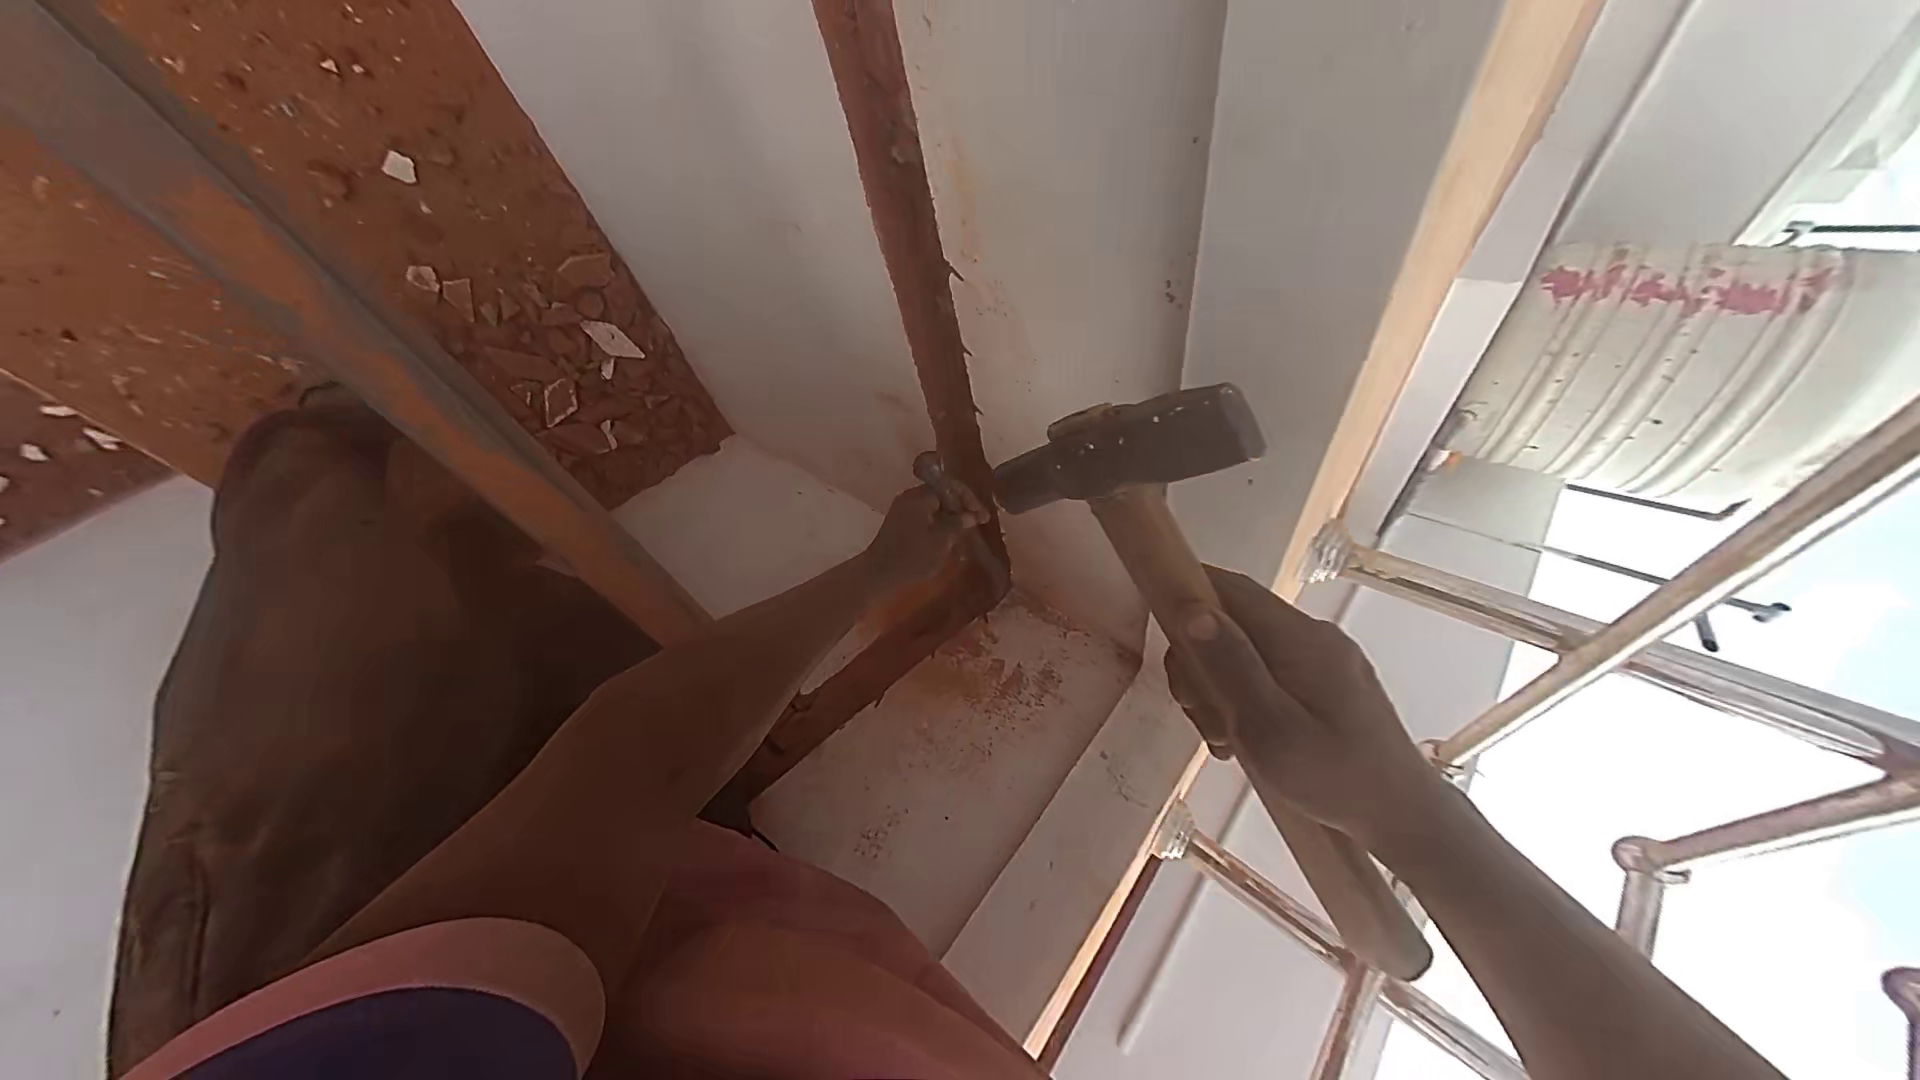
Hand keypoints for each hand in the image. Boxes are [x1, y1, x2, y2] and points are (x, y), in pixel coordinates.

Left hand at [861, 485, 984, 590]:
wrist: (878, 576)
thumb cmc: (912, 557)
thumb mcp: (941, 541)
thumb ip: (957, 523)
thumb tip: (970, 515)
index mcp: (919, 497)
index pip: (950, 487)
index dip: (970, 500)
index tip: (983, 517)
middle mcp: (909, 498)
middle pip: (941, 495)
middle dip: (961, 508)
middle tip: (978, 522)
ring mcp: (902, 511)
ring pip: (934, 508)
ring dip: (951, 518)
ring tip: (967, 532)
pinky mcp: (899, 525)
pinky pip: (925, 518)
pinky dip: (939, 525)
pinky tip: (949, 539)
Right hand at [1167, 566, 1452, 849]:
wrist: (1408, 822)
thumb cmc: (1335, 778)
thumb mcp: (1271, 729)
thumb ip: (1232, 667)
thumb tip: (1193, 611)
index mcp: (1299, 638)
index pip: (1230, 588)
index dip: (1187, 595)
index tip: (1162, 633)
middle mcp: (1311, 635)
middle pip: (1231, 621)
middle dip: (1199, 661)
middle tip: (1199, 714)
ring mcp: (1321, 658)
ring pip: (1243, 648)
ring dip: (1217, 685)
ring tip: (1224, 737)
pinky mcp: (1325, 681)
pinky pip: (1265, 670)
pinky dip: (1242, 695)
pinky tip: (1243, 736)